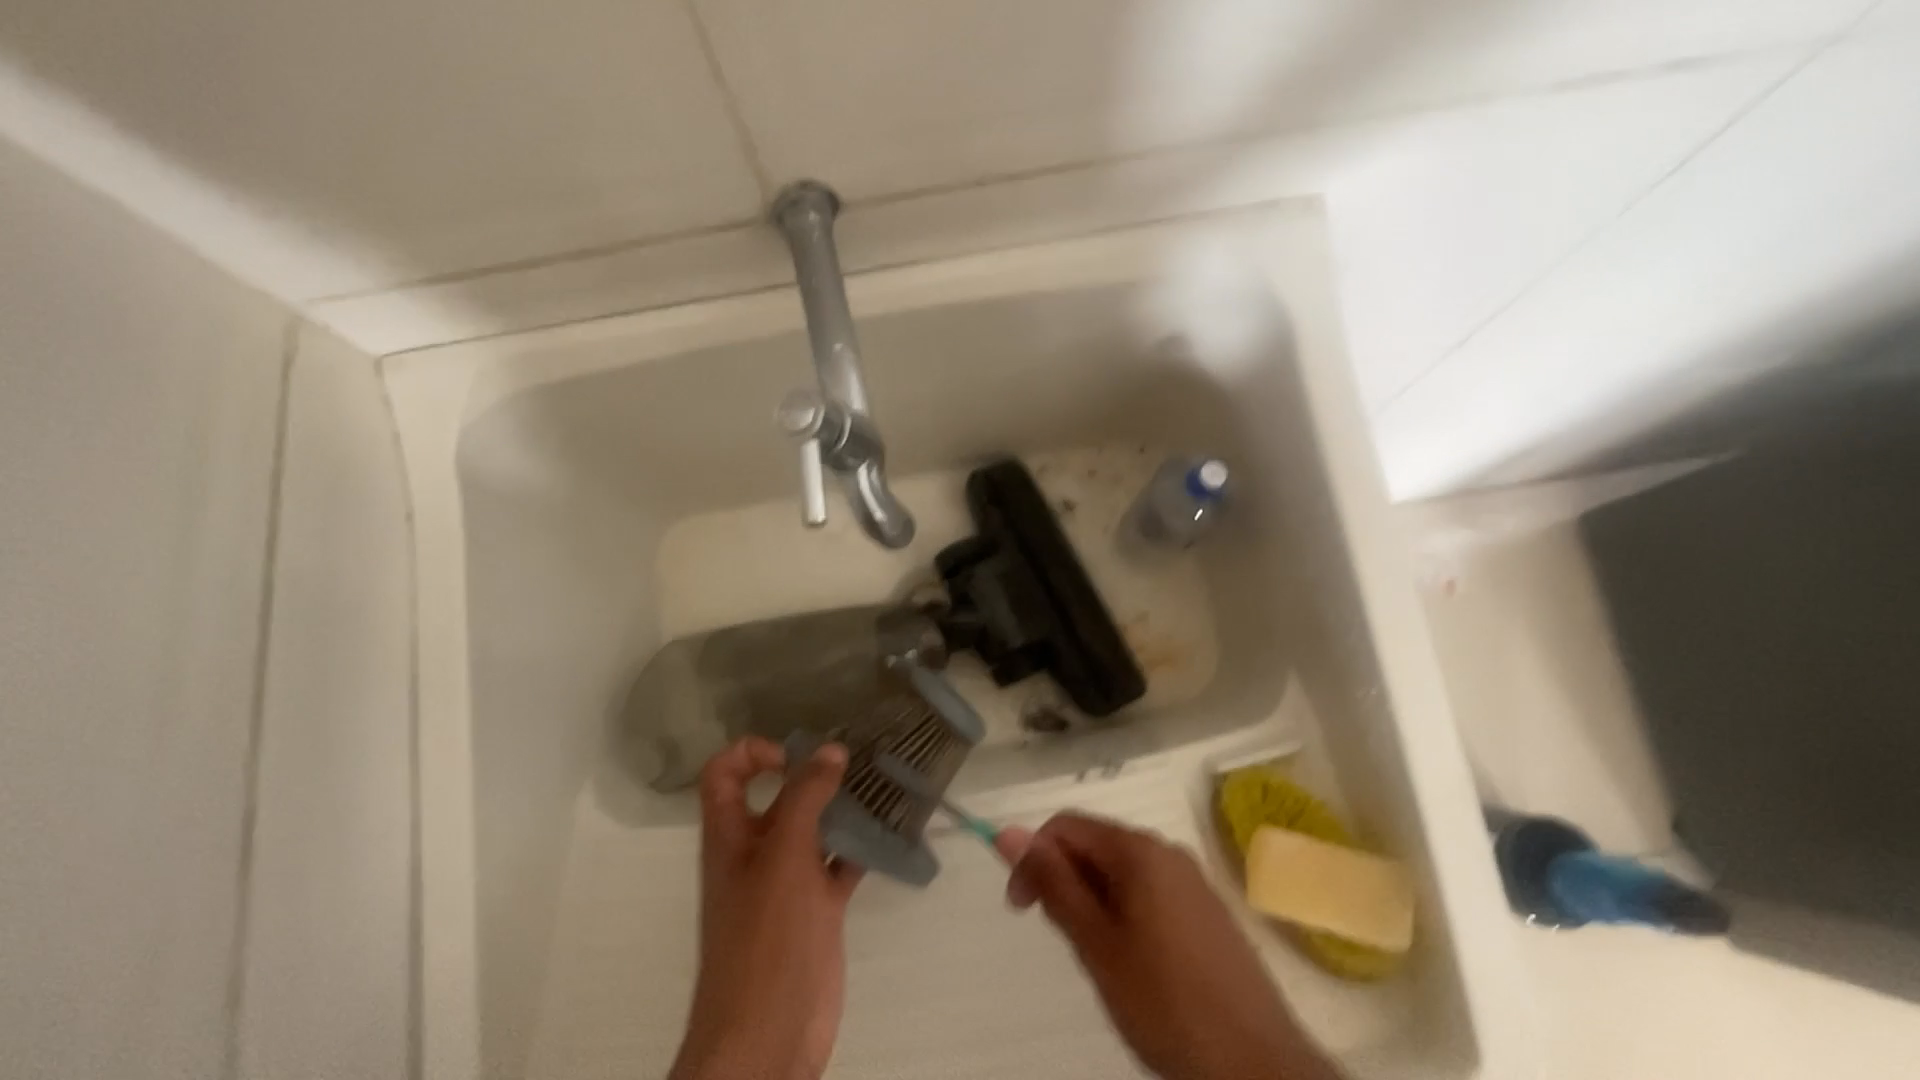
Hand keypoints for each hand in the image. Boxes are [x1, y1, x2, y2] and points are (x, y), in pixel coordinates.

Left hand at [670, 738, 861, 1079]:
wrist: (769, 1029)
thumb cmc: (766, 935)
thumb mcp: (784, 855)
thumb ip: (805, 798)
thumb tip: (830, 749)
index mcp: (730, 835)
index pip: (725, 773)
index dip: (754, 753)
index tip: (797, 758)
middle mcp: (755, 852)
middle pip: (776, 798)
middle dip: (811, 776)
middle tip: (855, 764)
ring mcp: (787, 883)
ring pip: (812, 831)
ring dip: (841, 810)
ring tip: (881, 789)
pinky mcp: (816, 910)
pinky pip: (838, 866)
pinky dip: (860, 848)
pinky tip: (890, 835)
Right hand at [999, 813, 1341, 1079]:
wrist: (1256, 1064)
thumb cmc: (1165, 1002)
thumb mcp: (1096, 943)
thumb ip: (1053, 884)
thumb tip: (1008, 832)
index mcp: (1139, 851)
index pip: (1067, 826)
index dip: (1033, 858)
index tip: (1021, 910)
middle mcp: (1169, 853)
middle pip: (1096, 846)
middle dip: (1065, 884)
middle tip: (1066, 944)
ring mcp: (1193, 883)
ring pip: (1122, 875)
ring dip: (1093, 904)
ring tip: (1100, 961)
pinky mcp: (1208, 914)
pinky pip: (1150, 896)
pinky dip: (1124, 918)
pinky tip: (1134, 968)